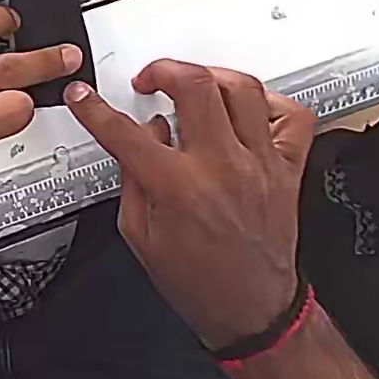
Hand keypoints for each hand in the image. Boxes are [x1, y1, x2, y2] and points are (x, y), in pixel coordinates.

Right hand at [64, 60, 314, 347]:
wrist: (250, 308)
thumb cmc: (198, 280)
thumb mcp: (140, 235)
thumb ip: (132, 179)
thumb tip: (138, 137)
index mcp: (177, 188)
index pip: (125, 132)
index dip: (95, 109)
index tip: (86, 97)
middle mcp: (221, 168)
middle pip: (195, 86)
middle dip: (163, 70)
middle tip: (150, 80)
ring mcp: (260, 165)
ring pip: (242, 89)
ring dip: (210, 76)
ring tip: (194, 85)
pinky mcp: (288, 169)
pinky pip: (292, 115)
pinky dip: (268, 101)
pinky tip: (246, 108)